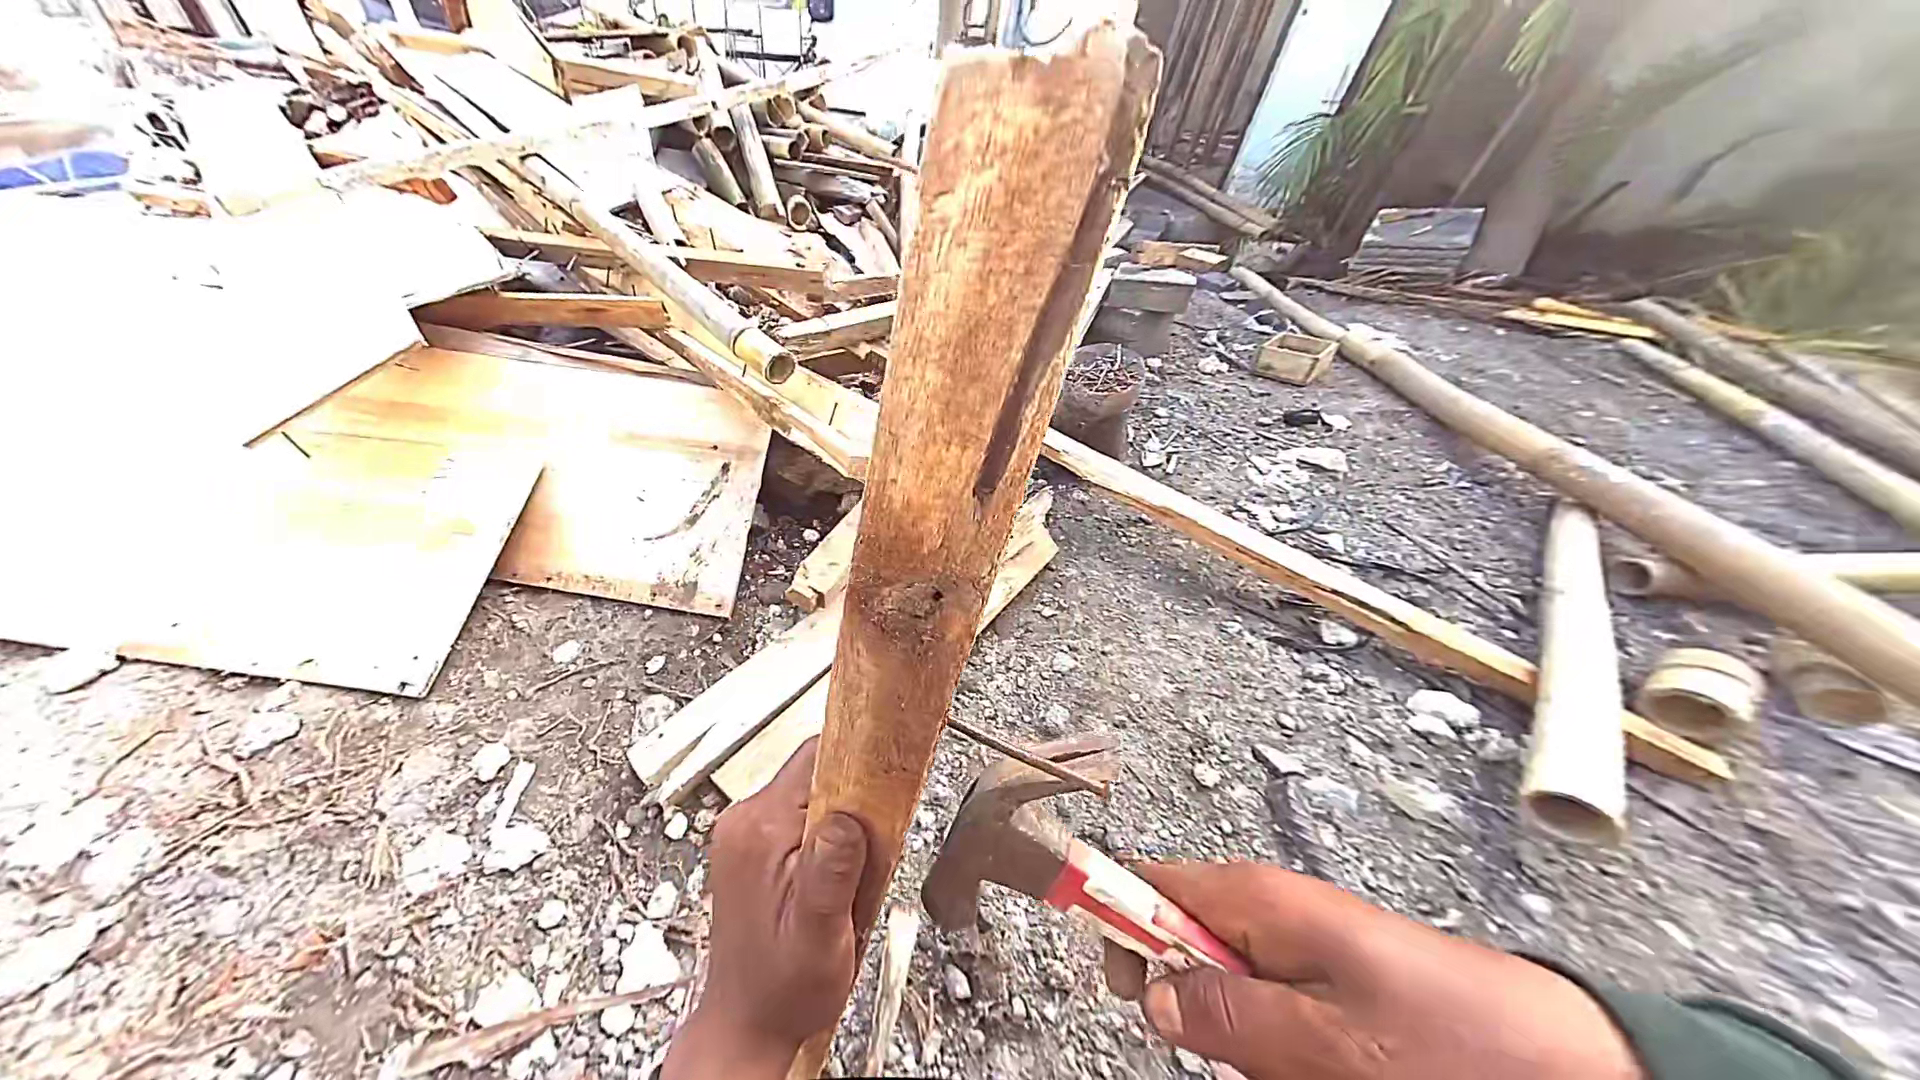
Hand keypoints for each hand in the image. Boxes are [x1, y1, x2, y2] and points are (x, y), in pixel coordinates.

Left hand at [664, 739, 866, 1078]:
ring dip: (843, 825)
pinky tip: (832, 879)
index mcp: (759, 830)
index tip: (884, 793)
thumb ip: (833, 869)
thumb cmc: (780, 990)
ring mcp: (747, 831)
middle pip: (821, 772)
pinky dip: (829, 838)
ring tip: (845, 879)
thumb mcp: (820, 935)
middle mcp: (745, 820)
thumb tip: (849, 815)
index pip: (819, 756)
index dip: (860, 770)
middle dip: (854, 807)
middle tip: (864, 859)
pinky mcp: (755, 843)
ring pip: (817, 793)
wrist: (747, 1024)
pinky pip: (806, 814)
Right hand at [1103, 862, 1643, 1079]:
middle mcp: (1264, 907)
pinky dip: (1280, 1050)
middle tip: (1243, 1053)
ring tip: (1303, 1071)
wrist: (1571, 1063)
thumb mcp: (1326, 1043)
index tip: (1127, 987)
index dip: (1119, 921)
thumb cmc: (1453, 1047)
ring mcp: (1295, 942)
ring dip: (1244, 1041)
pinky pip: (1270, 1010)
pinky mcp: (1323, 976)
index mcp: (1251, 896)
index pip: (1147, 880)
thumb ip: (1225, 1013)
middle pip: (1180, 942)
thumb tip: (1150, 994)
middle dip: (1194, 1003)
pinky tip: (1324, 1071)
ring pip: (1225, 989)